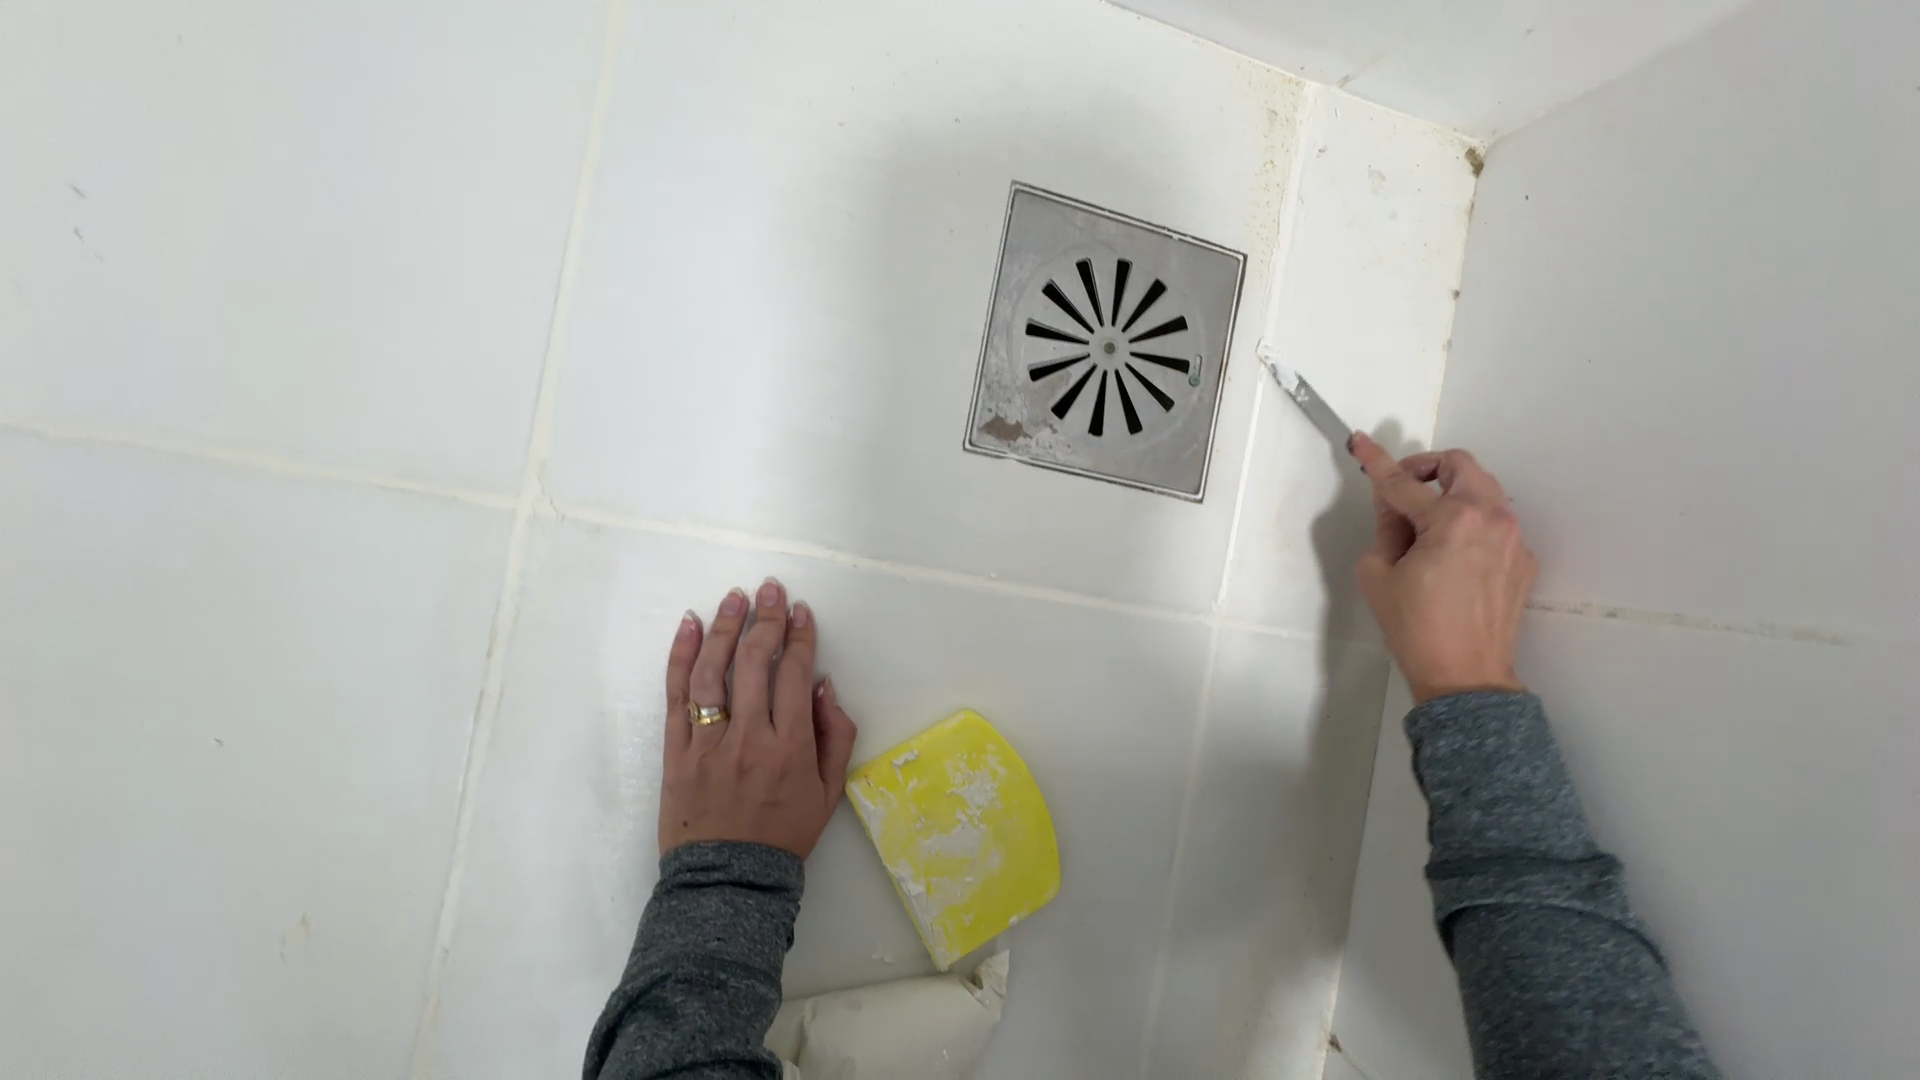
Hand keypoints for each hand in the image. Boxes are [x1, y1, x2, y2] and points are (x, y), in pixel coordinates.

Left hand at [659, 578, 858, 857]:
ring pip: (713, 672)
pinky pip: (676, 697)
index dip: (800, 637)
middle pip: (753, 663)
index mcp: (790, 747)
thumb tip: (825, 685)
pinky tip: (690, 625)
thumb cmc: (785, 833)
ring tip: (735, 597)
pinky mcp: (675, 752)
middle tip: (770, 589)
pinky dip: (682, 657)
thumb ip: (836, 734)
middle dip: (765, 619)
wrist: (728, 881)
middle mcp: (749, 738)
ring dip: (725, 627)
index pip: (795, 676)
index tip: (802, 611)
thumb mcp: (830, 791)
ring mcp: (707, 743)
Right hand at [1349, 433, 1537, 704]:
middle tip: (1399, 489)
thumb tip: (1396, 510)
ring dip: (1449, 492)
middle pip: (1459, 466)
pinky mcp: (1522, 558)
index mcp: (1452, 519)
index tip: (1359, 442)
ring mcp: (1513, 538)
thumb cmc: (1413, 625)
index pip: (1403, 482)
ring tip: (1422, 525)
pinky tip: (1447, 553)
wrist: (1465, 672)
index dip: (1376, 461)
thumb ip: (1385, 529)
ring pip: (1482, 489)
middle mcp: (1491, 518)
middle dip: (1425, 468)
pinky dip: (1467, 521)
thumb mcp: (1377, 572)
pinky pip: (1493, 521)